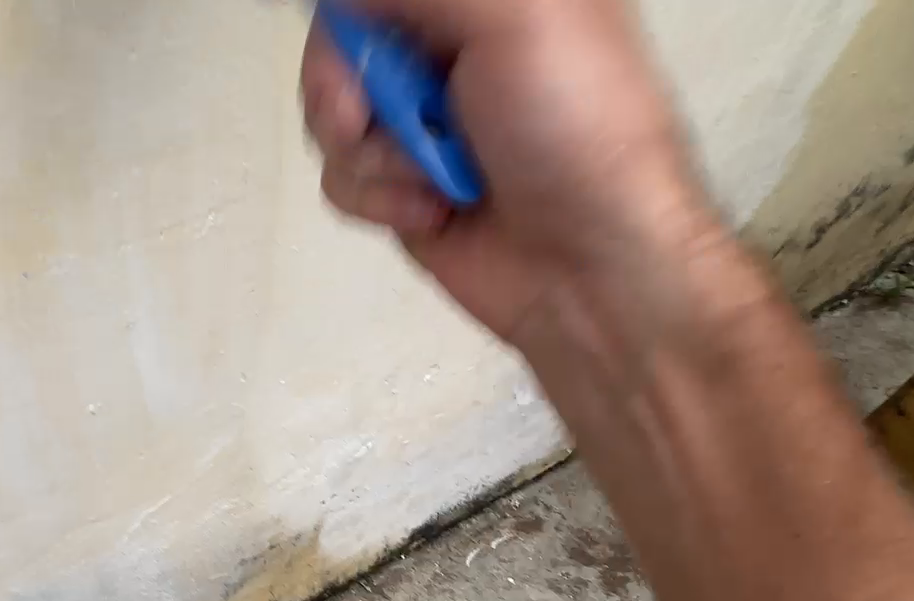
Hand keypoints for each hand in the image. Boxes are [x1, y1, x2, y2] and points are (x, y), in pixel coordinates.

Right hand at [301, 0, 724, 346]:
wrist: (584, 263)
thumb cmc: (570, 126)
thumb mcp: (519, 17)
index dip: (347, 17)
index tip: (357, 48)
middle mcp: (442, 51)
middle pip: (338, 49)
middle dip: (340, 91)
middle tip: (360, 120)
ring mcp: (415, 125)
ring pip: (330, 121)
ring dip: (372, 158)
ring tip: (431, 181)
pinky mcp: (396, 189)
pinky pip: (341, 181)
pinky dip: (378, 201)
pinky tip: (432, 214)